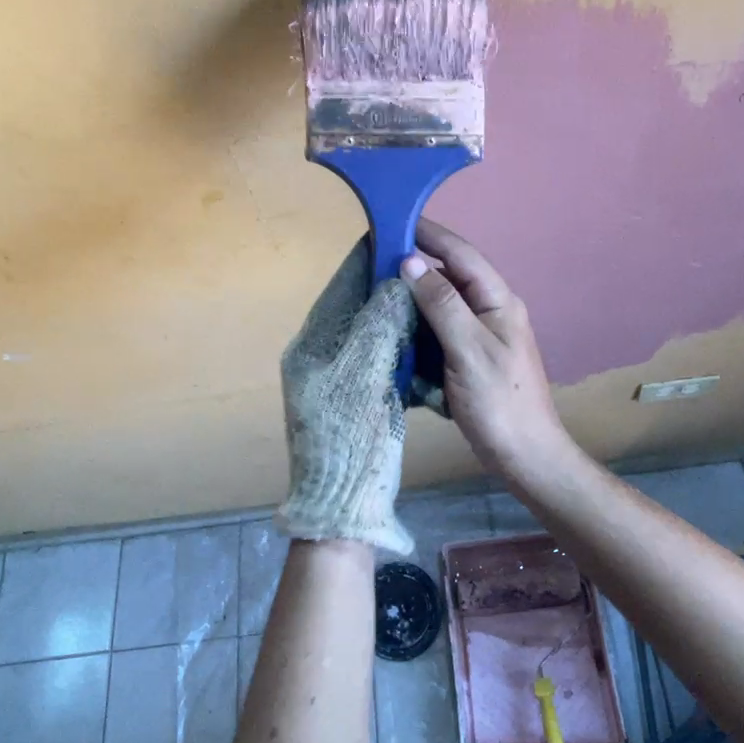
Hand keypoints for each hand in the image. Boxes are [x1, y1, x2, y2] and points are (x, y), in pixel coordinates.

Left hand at [277, 238, 414, 554]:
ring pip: (367, 329)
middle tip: (426, 265)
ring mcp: (333, 377)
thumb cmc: (350, 439)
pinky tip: (424, 337)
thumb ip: (380, 324)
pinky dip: (398, 342)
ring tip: (431, 294)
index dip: (370, 257)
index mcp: (312, 344)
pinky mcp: (351, 396)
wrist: (341, 507)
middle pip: (355, 303)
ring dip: (394, 311)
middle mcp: (317, 354)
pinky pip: (376, 355)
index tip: (403, 235)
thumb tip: (398, 278)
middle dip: (386, 283)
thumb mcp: (365, 377)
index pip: (342, 283)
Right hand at [400, 219, 572, 475]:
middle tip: (373, 259)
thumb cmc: (500, 403)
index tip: (391, 219)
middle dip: (414, 265)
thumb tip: (411, 262)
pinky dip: (417, 327)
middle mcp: (491, 310)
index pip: (460, 253)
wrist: (525, 458)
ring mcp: (481, 334)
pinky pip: (439, 331)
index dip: (428, 234)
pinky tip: (395, 330)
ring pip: (441, 303)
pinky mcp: (469, 357)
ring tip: (376, 291)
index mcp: (498, 300)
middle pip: (450, 275)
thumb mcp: (469, 349)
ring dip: (413, 297)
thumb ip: (442, 304)